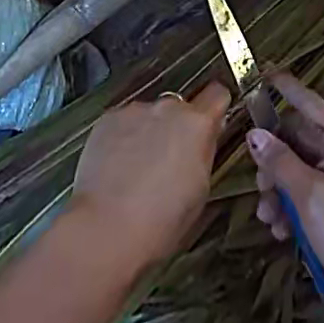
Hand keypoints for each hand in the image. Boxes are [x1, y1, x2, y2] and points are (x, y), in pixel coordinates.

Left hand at [70, 83, 230, 267]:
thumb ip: (204, 151)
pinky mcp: (107, 119)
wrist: (106, 228)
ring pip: (149, 116)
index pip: (217, 94)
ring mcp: (135, 111)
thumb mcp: (200, 189)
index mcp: (196, 124)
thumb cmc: (162, 220)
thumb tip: (204, 136)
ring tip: (135, 169)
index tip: (209, 127)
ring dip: (148, 132)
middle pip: (179, 108)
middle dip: (177, 128)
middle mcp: (167, 108)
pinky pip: (124, 123)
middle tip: (167, 162)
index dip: (214, 110)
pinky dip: (123, 138)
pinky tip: (115, 168)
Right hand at [249, 72, 323, 322]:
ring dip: (276, 191)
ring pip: (293, 171)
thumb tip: (254, 135)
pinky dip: (286, 208)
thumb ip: (279, 161)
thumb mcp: (308, 194)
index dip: (287, 88)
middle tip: (259, 183)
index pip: (310, 104)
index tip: (264, 71)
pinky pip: (299, 195)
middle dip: (272, 162)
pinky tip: (279, 230)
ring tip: (269, 216)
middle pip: (295, 142)